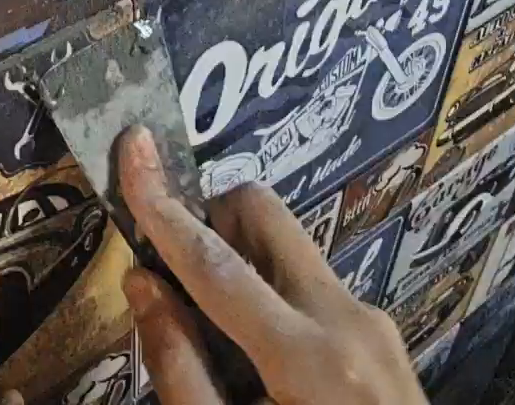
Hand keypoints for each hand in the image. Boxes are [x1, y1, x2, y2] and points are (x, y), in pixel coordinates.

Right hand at [118, 127, 425, 404]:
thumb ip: (180, 370)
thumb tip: (141, 282)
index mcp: (310, 360)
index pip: (216, 262)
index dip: (162, 203)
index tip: (132, 144)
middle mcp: (348, 318)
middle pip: (263, 214)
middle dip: (209, 217)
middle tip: (179, 267)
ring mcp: (373, 322)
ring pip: (284, 245)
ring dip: (238, 258)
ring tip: (217, 329)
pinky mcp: (382, 333)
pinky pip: (307, 281)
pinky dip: (268, 290)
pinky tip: (260, 355)